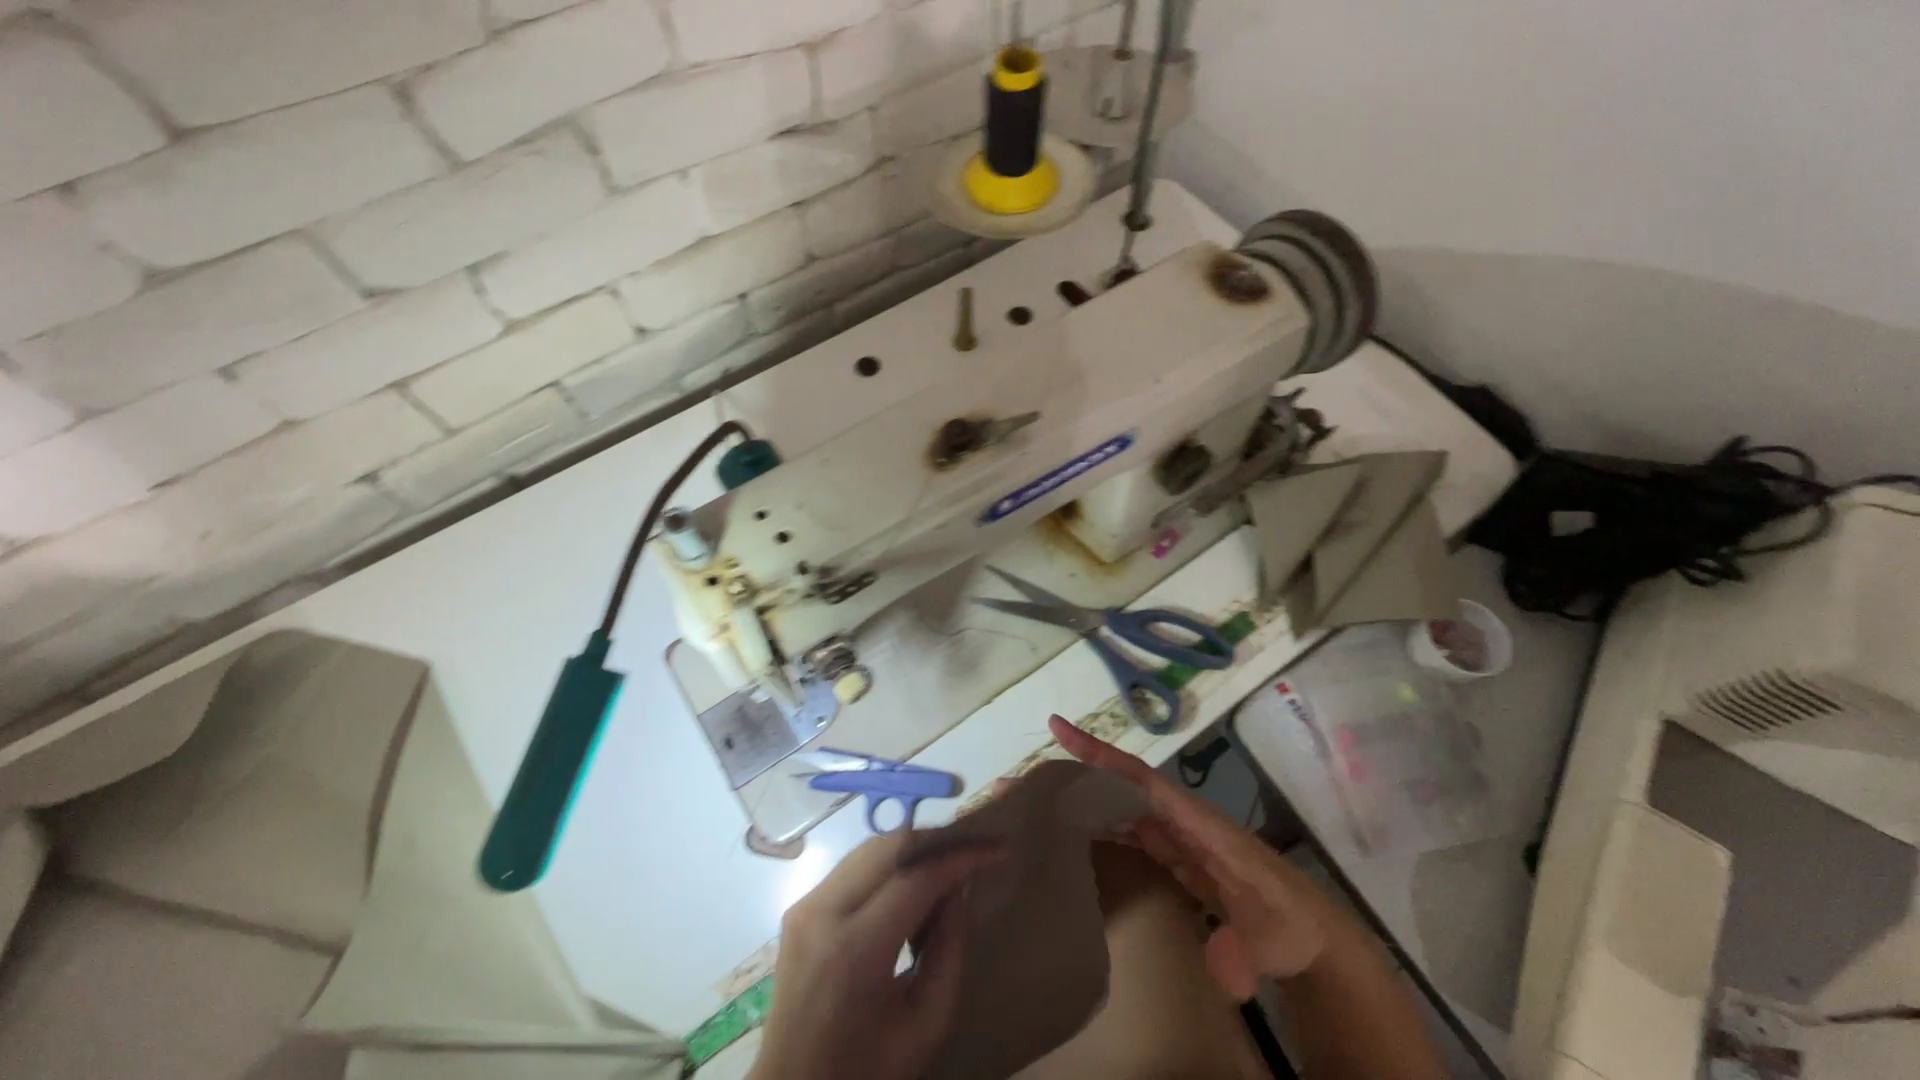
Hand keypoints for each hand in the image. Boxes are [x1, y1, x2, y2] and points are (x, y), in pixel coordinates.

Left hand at [748, 831, 1002, 1079]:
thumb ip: (949, 950)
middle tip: (975, 847)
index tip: (998, 849)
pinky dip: (887, 866)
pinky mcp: (798, 909)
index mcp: (855, 950)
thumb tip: (958, 889)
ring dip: (911, 849)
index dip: (961, 856)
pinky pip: (850, 868)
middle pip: (887, 848)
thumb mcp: (927, 1022)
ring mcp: (803, 907)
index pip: (916, 877)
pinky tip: (911, 885)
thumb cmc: (868, 1066)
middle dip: (936, 841)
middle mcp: (822, 913)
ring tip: (948, 864)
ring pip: (867, 850)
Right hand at [1049, 714, 1326, 998]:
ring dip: (1079, 801)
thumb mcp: (1271, 942)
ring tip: (1032, 802)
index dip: (1102, 756)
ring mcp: (1177, 838)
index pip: (1142, 781)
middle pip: (1120, 787)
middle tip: (1018, 781)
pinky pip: (1127, 832)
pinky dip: (1096, 826)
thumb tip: (1224, 973)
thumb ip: (1247, 953)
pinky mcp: (1175, 857)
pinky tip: (1070, 833)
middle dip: (1073, 776)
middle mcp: (1183, 822)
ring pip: (1119, 808)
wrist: (1312, 937)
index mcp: (1200, 825)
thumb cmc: (1291, 929)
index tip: (1061, 729)